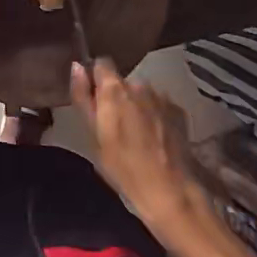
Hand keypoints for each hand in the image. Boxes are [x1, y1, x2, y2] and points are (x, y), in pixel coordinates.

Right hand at [71, 59, 224, 241]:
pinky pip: (159, 106)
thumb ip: (82, 96)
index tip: (94, 99)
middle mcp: (139, 85)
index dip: (95, 79)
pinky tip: (155, 139)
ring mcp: (163, 98)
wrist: (171, 193)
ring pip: (141, 94)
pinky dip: (155, 115)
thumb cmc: (123, 167)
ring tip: (136, 134)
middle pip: (122, 81)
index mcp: (114, 89)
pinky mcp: (179, 112)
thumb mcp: (93, 135)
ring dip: (136, 106)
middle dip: (116, 96)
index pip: (100, 64)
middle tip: (114, 125)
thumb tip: (76, 66)